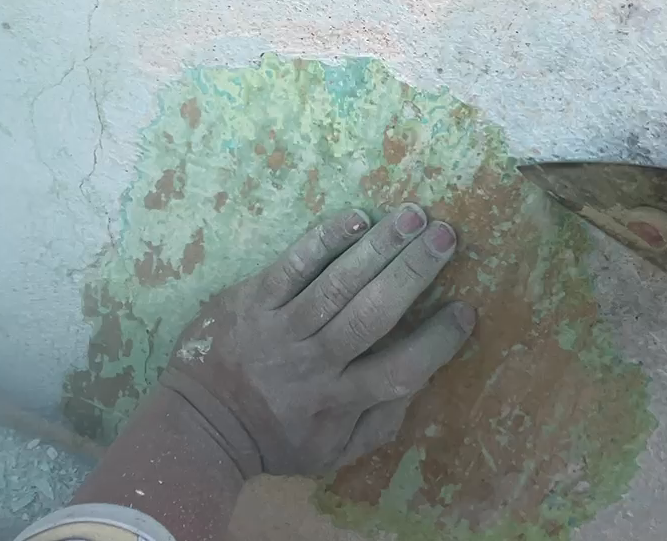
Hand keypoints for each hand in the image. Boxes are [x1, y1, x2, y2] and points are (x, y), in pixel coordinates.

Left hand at [70, 206, 474, 540]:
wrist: (200, 423)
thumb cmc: (277, 435)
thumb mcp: (333, 452)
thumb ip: (380, 422)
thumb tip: (423, 377)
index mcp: (339, 402)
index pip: (401, 371)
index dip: (438, 341)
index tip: (467, 310)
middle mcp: (316, 362)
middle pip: (374, 313)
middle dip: (415, 271)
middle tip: (448, 235)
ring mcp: (282, 326)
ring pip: (338, 281)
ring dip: (380, 245)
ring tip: (414, 215)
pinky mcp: (255, 297)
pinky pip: (294, 263)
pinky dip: (325, 239)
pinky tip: (357, 217)